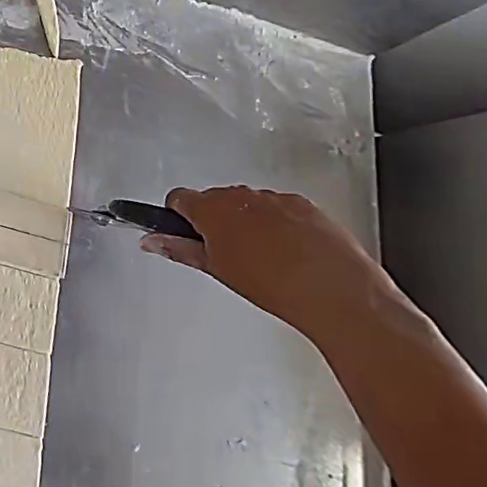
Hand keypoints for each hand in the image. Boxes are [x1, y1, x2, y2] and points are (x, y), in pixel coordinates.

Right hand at [142, 185, 400, 338]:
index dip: (176, 214)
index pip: (179, 197)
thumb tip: (153, 241)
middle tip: (223, 254)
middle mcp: (241, 196)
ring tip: (260, 260)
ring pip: (247, 204)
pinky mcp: (302, 203)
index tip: (180, 229)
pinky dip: (277, 224)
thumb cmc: (275, 284)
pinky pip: (279, 207)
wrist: (334, 290)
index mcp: (213, 209)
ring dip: (246, 222)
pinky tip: (286, 252)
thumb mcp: (217, 270)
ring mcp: (274, 198)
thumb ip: (180, 249)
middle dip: (214, 221)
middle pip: (214, 199)